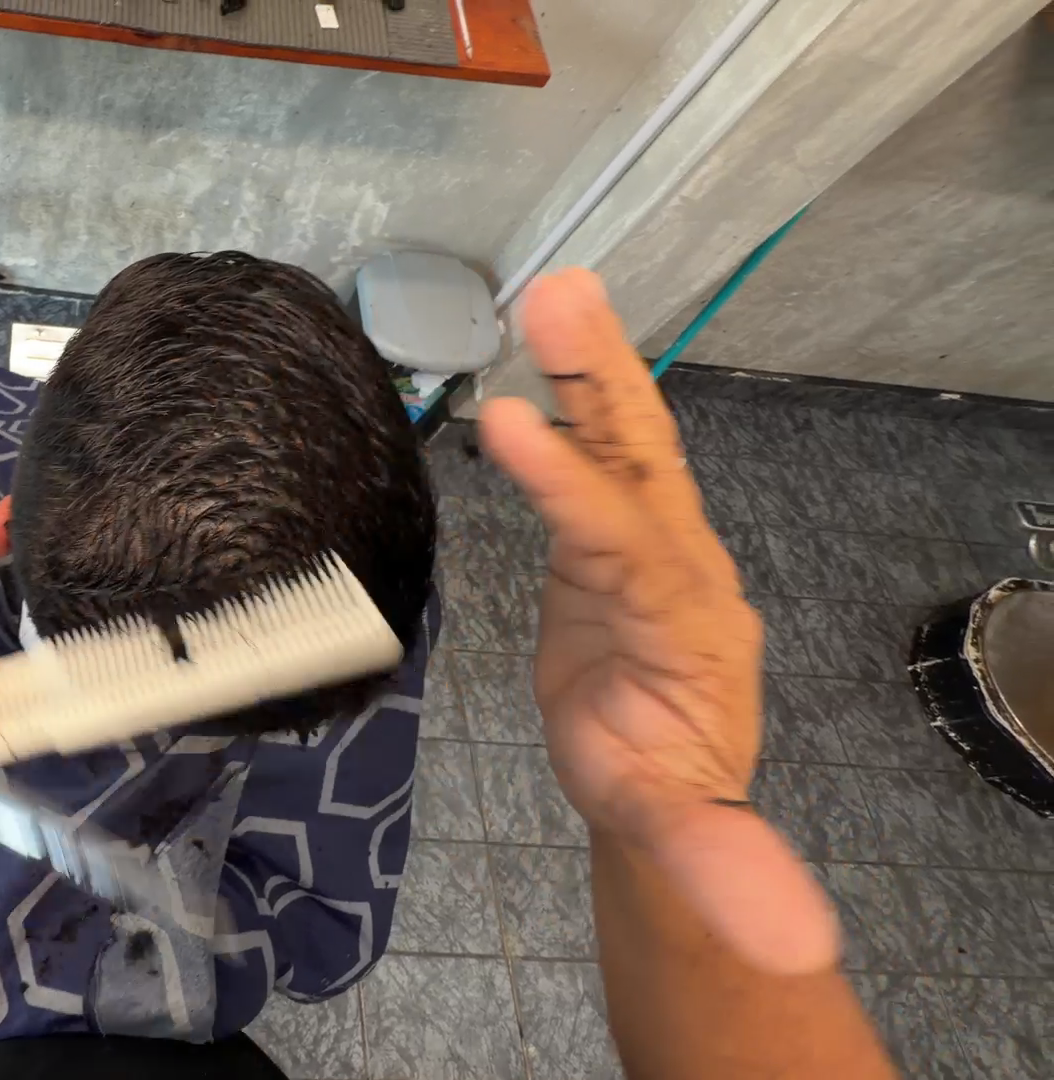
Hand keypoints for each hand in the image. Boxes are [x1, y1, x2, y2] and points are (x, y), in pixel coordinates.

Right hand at [477, 269, 837, 973]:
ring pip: (619, 443)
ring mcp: (644, 543)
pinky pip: (588, 465)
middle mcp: (676, 562)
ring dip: (583, 370)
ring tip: (548, 298)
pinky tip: (533, 372)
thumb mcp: (680, 831)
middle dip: (600, 377)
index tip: (506, 422)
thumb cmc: (655, 788)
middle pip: (643, 457)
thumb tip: (788, 934)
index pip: (623, 539)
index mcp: (683, 622)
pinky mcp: (606, 541)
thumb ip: (718, 858)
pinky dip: (563, 413)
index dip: (567, 483)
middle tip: (557, 296)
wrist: (659, 772)